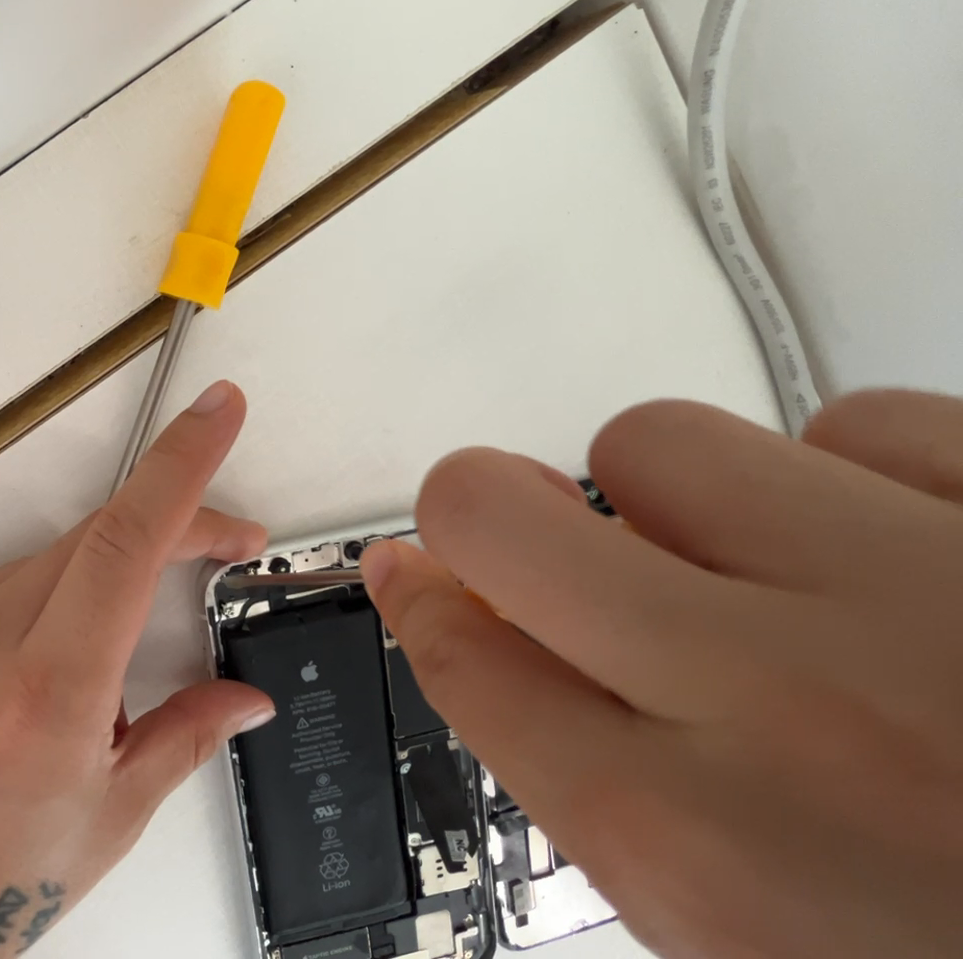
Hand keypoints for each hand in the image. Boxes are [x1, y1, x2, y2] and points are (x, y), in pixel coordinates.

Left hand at [0, 381, 272, 958]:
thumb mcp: (111, 814)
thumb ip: (188, 735)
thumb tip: (244, 697)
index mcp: (47, 694)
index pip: (128, 543)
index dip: (182, 467)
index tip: (217, 413)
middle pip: (96, 537)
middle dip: (165, 531)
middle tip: (213, 550)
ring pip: (46, 562)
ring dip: (88, 592)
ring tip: (81, 675)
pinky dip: (27, 612)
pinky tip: (17, 676)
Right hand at [361, 390, 962, 958]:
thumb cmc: (956, 946)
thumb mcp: (725, 911)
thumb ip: (555, 739)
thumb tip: (439, 601)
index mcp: (691, 840)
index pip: (450, 640)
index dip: (419, 591)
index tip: (420, 570)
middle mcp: (787, 705)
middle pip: (491, 504)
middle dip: (489, 514)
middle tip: (545, 550)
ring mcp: (941, 600)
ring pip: (667, 441)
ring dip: (687, 506)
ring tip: (781, 583)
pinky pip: (870, 422)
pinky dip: (860, 478)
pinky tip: (911, 562)